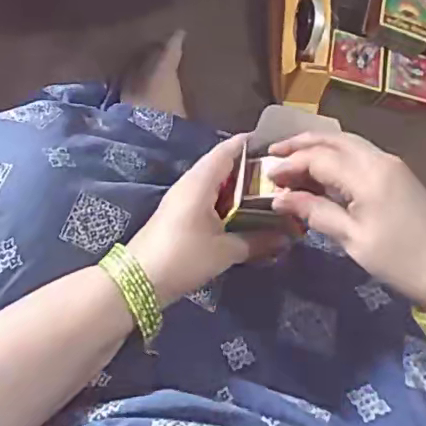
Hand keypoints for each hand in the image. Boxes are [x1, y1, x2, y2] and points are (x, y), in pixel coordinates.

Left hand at [126, 135, 288, 303]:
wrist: (138, 281)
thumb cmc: (183, 257)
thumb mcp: (225, 251)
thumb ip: (257, 241)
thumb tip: (286, 238)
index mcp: (201, 181)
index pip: (228, 150)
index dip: (251, 144)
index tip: (277, 146)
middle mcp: (191, 183)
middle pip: (224, 166)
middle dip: (251, 169)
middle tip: (281, 176)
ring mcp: (183, 199)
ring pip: (217, 184)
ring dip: (240, 188)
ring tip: (269, 195)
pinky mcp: (179, 215)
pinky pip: (209, 199)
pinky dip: (228, 202)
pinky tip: (245, 215)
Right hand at [268, 132, 425, 309]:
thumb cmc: (401, 259)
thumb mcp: (353, 240)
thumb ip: (315, 213)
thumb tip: (279, 199)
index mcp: (367, 174)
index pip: (318, 157)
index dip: (289, 164)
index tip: (266, 177)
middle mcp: (378, 159)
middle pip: (332, 139)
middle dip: (300, 144)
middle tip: (272, 154)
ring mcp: (390, 163)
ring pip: (346, 142)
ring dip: (317, 146)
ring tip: (291, 158)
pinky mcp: (396, 172)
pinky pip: (358, 153)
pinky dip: (334, 155)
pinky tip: (320, 170)